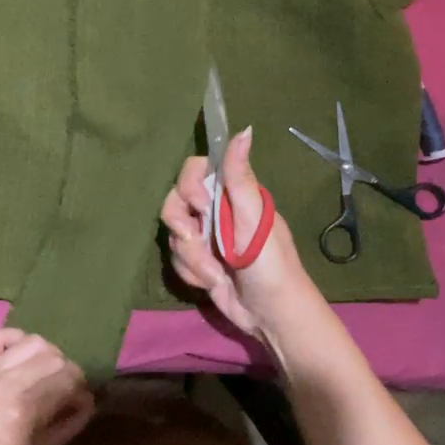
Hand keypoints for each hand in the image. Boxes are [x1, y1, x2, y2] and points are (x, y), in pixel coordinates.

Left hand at [0, 329, 94, 444]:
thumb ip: (67, 423)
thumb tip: (88, 403)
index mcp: (22, 406)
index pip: (66, 379)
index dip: (81, 389)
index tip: (83, 402)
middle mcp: (3, 381)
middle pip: (53, 357)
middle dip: (68, 372)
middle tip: (69, 390)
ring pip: (31, 342)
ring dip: (47, 355)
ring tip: (48, 374)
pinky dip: (14, 339)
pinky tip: (23, 354)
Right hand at [160, 126, 310, 336]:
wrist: (271, 315)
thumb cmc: (270, 264)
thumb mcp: (255, 218)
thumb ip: (240, 177)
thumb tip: (245, 129)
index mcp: (234, 195)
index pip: (194, 170)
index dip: (189, 187)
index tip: (202, 206)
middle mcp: (216, 211)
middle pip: (174, 202)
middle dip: (184, 229)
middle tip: (201, 242)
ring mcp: (206, 237)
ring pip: (173, 234)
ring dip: (192, 257)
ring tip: (215, 272)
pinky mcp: (197, 261)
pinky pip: (176, 257)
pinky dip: (192, 272)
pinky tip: (212, 282)